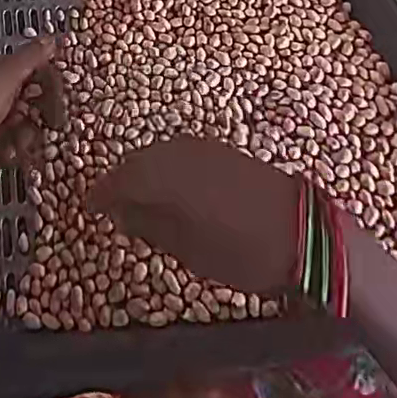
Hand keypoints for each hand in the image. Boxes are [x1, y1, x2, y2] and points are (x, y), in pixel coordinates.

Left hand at [0, 37, 55, 173]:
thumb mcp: (6, 75)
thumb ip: (30, 57)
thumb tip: (51, 37)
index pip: (32, 67)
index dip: (49, 74)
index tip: (66, 83)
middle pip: (35, 97)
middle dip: (45, 107)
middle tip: (52, 114)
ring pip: (31, 123)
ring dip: (32, 130)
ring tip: (23, 133)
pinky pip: (22, 146)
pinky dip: (21, 149)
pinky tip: (16, 148)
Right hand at [89, 138, 303, 296]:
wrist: (306, 230)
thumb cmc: (242, 250)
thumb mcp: (189, 250)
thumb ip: (149, 227)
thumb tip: (121, 215)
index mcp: (161, 176)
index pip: (118, 179)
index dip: (101, 193)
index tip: (90, 207)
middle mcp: (174, 152)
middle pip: (135, 162)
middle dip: (121, 182)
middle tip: (116, 207)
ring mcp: (198, 147)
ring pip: (156, 155)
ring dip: (144, 174)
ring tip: (143, 201)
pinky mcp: (218, 148)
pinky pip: (177, 154)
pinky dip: (166, 169)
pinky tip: (174, 190)